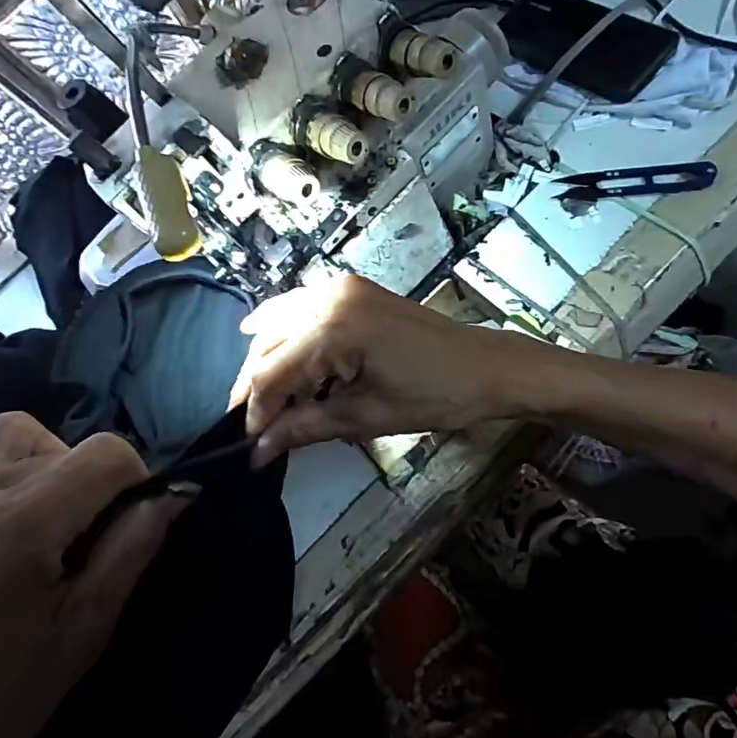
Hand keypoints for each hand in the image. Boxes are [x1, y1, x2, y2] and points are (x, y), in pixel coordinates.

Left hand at [0, 359, 192, 737]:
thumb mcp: (76, 644)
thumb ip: (130, 552)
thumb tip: (175, 491)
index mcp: (12, 530)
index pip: (104, 457)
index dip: (134, 482)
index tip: (134, 519)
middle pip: (53, 448)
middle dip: (84, 483)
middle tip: (82, 542)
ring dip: (35, 464)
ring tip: (35, 517)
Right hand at [230, 275, 535, 463]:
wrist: (487, 365)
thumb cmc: (436, 395)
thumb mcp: (367, 416)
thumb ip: (305, 427)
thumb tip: (257, 450)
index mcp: (334, 328)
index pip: (273, 372)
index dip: (256, 411)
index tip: (249, 444)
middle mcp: (329, 297)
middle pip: (270, 343)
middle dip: (257, 385)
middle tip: (253, 425)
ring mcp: (339, 286)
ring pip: (280, 321)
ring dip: (268, 358)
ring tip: (264, 398)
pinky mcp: (350, 288)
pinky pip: (302, 308)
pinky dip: (286, 332)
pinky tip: (276, 352)